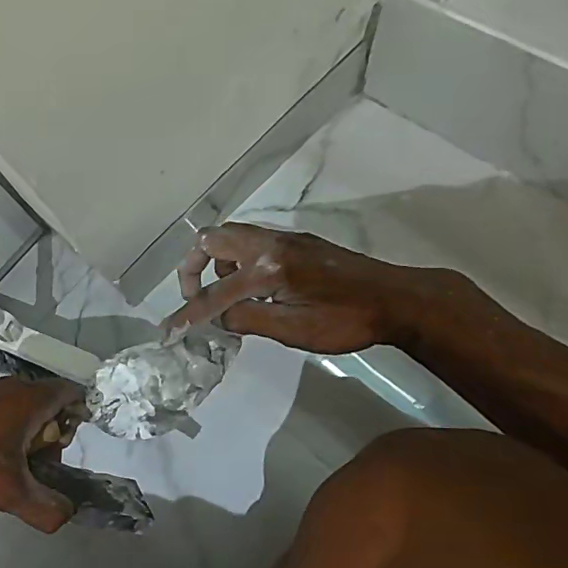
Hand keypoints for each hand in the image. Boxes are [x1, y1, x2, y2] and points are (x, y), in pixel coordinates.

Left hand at [0, 376, 85, 532]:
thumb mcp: (8, 491)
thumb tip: (66, 515)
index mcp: (29, 399)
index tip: (69, 447)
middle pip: (48, 407)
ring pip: (19, 414)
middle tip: (39, 468)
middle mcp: (9, 388)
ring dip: (22, 441)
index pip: (72, 393)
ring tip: (7, 472)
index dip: (80, 417)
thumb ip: (46, 508)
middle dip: (51, 438)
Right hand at [159, 223, 463, 353]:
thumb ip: (249, 320)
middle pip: (212, 239)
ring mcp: (286, 239)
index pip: (215, 294)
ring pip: (233, 236)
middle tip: (195, 297)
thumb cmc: (346, 321)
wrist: (398, 299)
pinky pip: (253, 242)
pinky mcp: (299, 243)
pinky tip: (255, 288)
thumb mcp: (293, 331)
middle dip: (192, 267)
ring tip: (227, 294)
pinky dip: (238, 259)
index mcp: (268, 268)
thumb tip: (221, 318)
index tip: (168, 331)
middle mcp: (271, 244)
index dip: (188, 315)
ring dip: (217, 261)